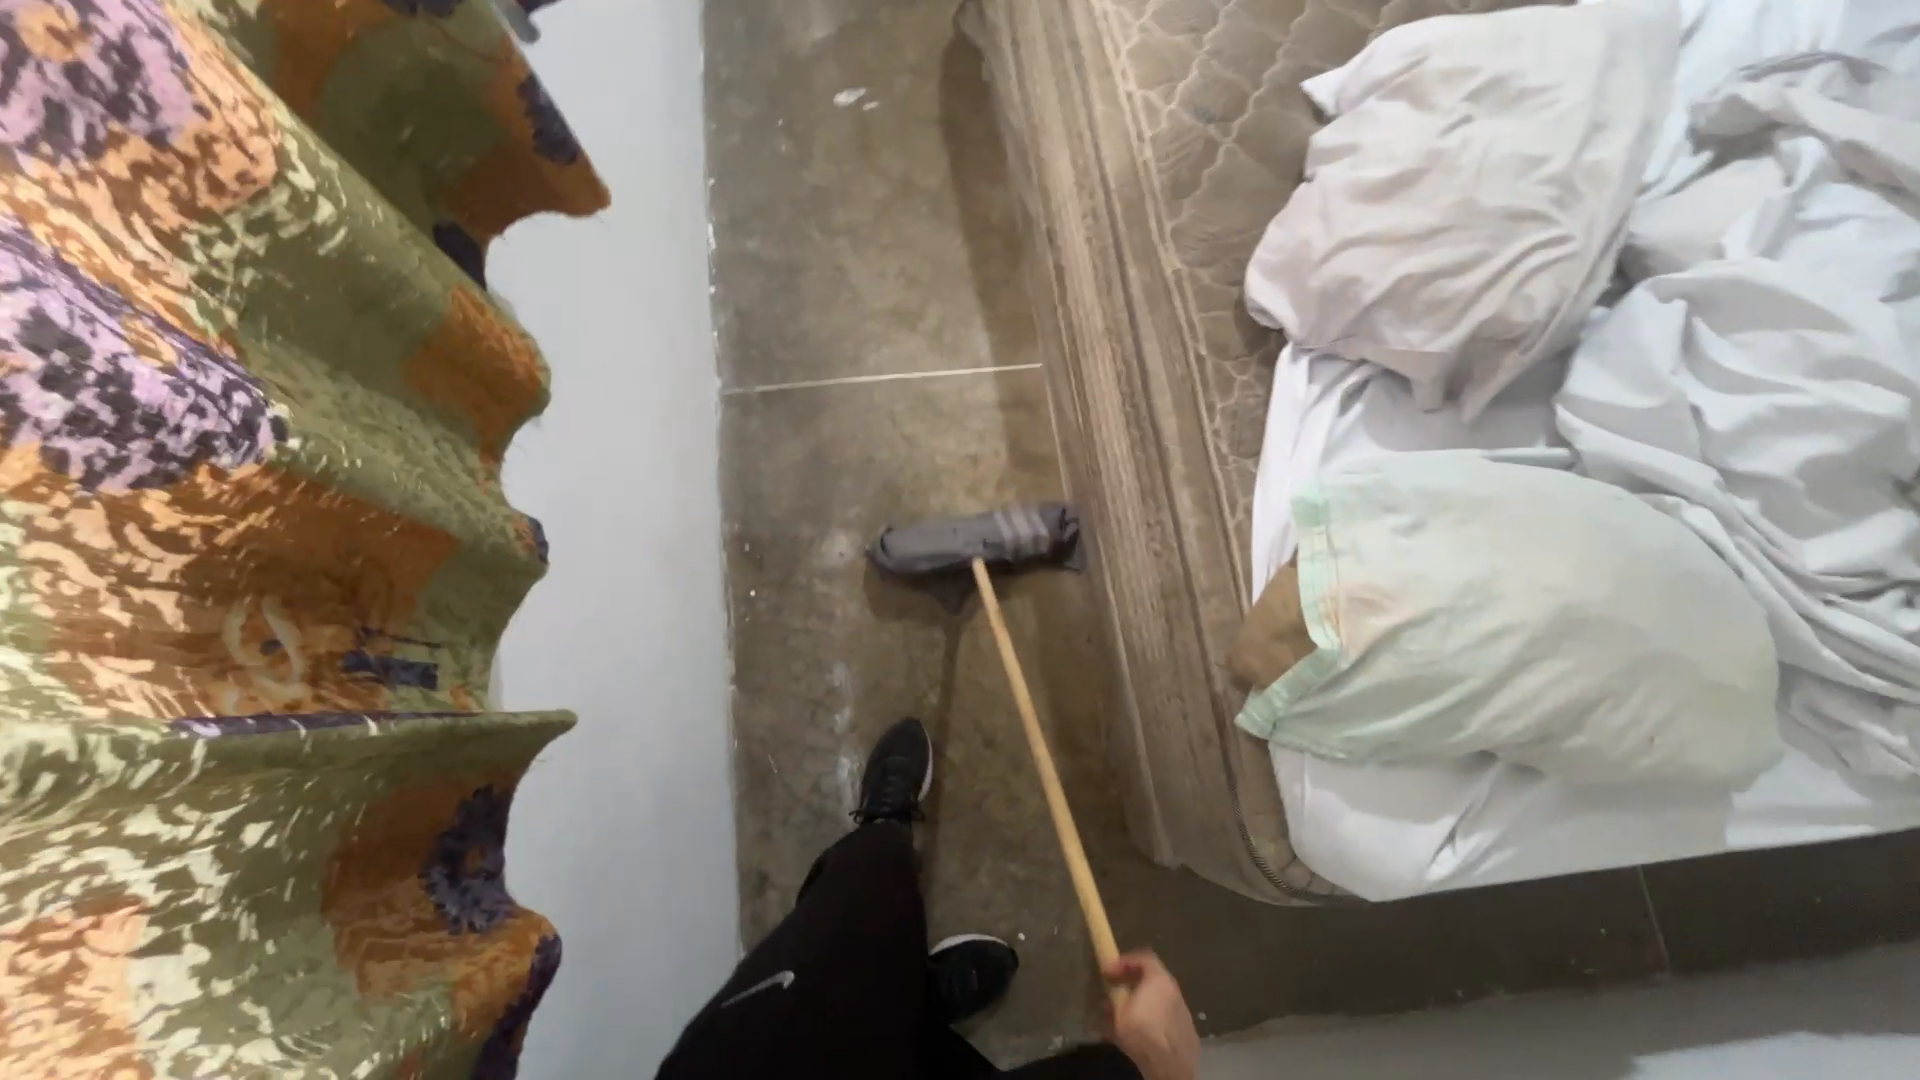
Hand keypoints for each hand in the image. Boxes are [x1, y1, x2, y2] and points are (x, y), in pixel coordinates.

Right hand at [1102, 950, 1199, 1079]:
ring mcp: (1183, 1012)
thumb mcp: (1120, 1011)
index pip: (1144, 958)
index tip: (1109, 972)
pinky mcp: (1186, 1032)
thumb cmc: (1142, 1031)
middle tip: (1116, 994)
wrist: (1168, 1066)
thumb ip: (1115, 998)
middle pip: (1152, 980)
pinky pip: (1164, 1019)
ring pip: (1158, 1002)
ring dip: (1141, 1005)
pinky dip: (1151, 1020)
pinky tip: (1139, 1034)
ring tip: (1124, 1018)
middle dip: (1131, 985)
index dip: (1124, 962)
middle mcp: (1175, 991)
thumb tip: (1111, 995)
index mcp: (1160, 980)